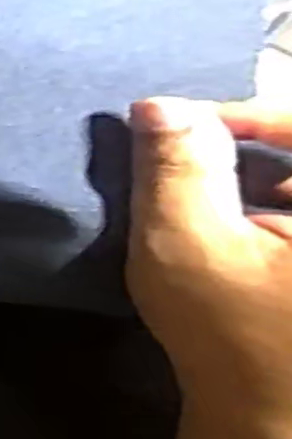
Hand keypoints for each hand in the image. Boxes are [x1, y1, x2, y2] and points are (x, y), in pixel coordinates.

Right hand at [128, 97, 291, 438]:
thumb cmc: (235, 333)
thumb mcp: (184, 244)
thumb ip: (177, 170)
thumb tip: (159, 105)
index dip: (247, 116)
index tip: (175, 123)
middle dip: (269, 143)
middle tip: (202, 155)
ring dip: (287, 174)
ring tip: (235, 191)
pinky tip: (271, 225)